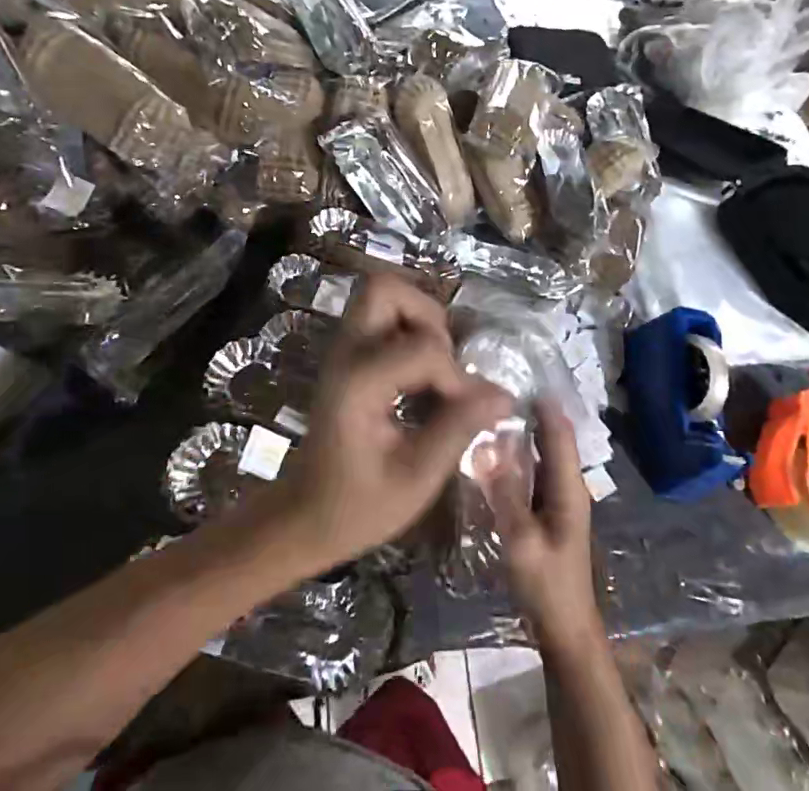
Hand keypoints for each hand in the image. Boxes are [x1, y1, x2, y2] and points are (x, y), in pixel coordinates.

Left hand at [263, 273, 510, 570]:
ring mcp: (343, 352)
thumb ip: (458, 429)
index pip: (424, 348)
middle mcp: (346, 354)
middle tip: (446, 363)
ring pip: (383, 296)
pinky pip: (383, 319)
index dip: (458, 377)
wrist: (304, 518)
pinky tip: (424, 378)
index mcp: (359, 383)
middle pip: (386, 290)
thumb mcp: (416, 478)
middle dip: (429, 318)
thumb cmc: (357, 507)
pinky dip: (411, 332)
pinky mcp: (349, 359)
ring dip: (421, 321)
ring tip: (438, 369)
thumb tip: (504, 396)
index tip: (469, 412)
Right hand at [482, 398, 604, 650]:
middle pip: (554, 440)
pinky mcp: (549, 513)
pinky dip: (520, 458)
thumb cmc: (547, 584)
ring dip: (526, 434)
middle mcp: (568, 486)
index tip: (518, 378)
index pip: (560, 433)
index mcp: (568, 488)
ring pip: (544, 456)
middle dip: (533, 414)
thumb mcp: (521, 540)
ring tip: (493, 414)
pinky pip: (536, 474)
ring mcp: (560, 500)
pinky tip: (497, 455)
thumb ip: (506, 494)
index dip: (545, 405)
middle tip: (496, 392)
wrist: (564, 625)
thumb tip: (488, 448)